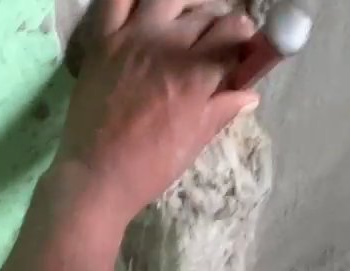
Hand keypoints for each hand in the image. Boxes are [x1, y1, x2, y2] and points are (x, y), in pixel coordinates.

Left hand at [58, 0, 260, 223]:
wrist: (98, 175)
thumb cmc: (150, 167)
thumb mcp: (194, 142)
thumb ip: (222, 110)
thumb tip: (250, 95)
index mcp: (195, 75)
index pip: (232, 35)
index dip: (244, 37)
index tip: (244, 47)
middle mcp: (168, 46)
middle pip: (204, 14)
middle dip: (218, 23)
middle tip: (215, 39)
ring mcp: (134, 37)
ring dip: (186, 2)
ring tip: (185, 17)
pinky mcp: (104, 38)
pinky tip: (147, 7)